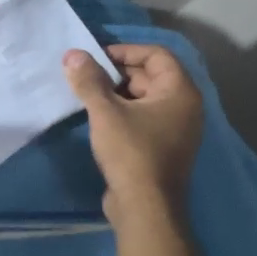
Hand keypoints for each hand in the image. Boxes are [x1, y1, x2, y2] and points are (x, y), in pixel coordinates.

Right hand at [63, 44, 202, 223]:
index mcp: (180, 91)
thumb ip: (89, 81)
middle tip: (85, 77)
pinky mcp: (162, 145)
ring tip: (86, 97)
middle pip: (150, 75)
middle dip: (116, 72)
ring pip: (144, 98)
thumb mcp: (105, 113)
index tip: (94, 57)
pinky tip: (98, 120)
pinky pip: (143, 117)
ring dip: (116, 93)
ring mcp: (175, 127)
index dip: (125, 50)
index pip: (156, 55)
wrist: (145, 205)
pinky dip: (122, 112)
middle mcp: (185, 106)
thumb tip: (72, 54)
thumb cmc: (131, 152)